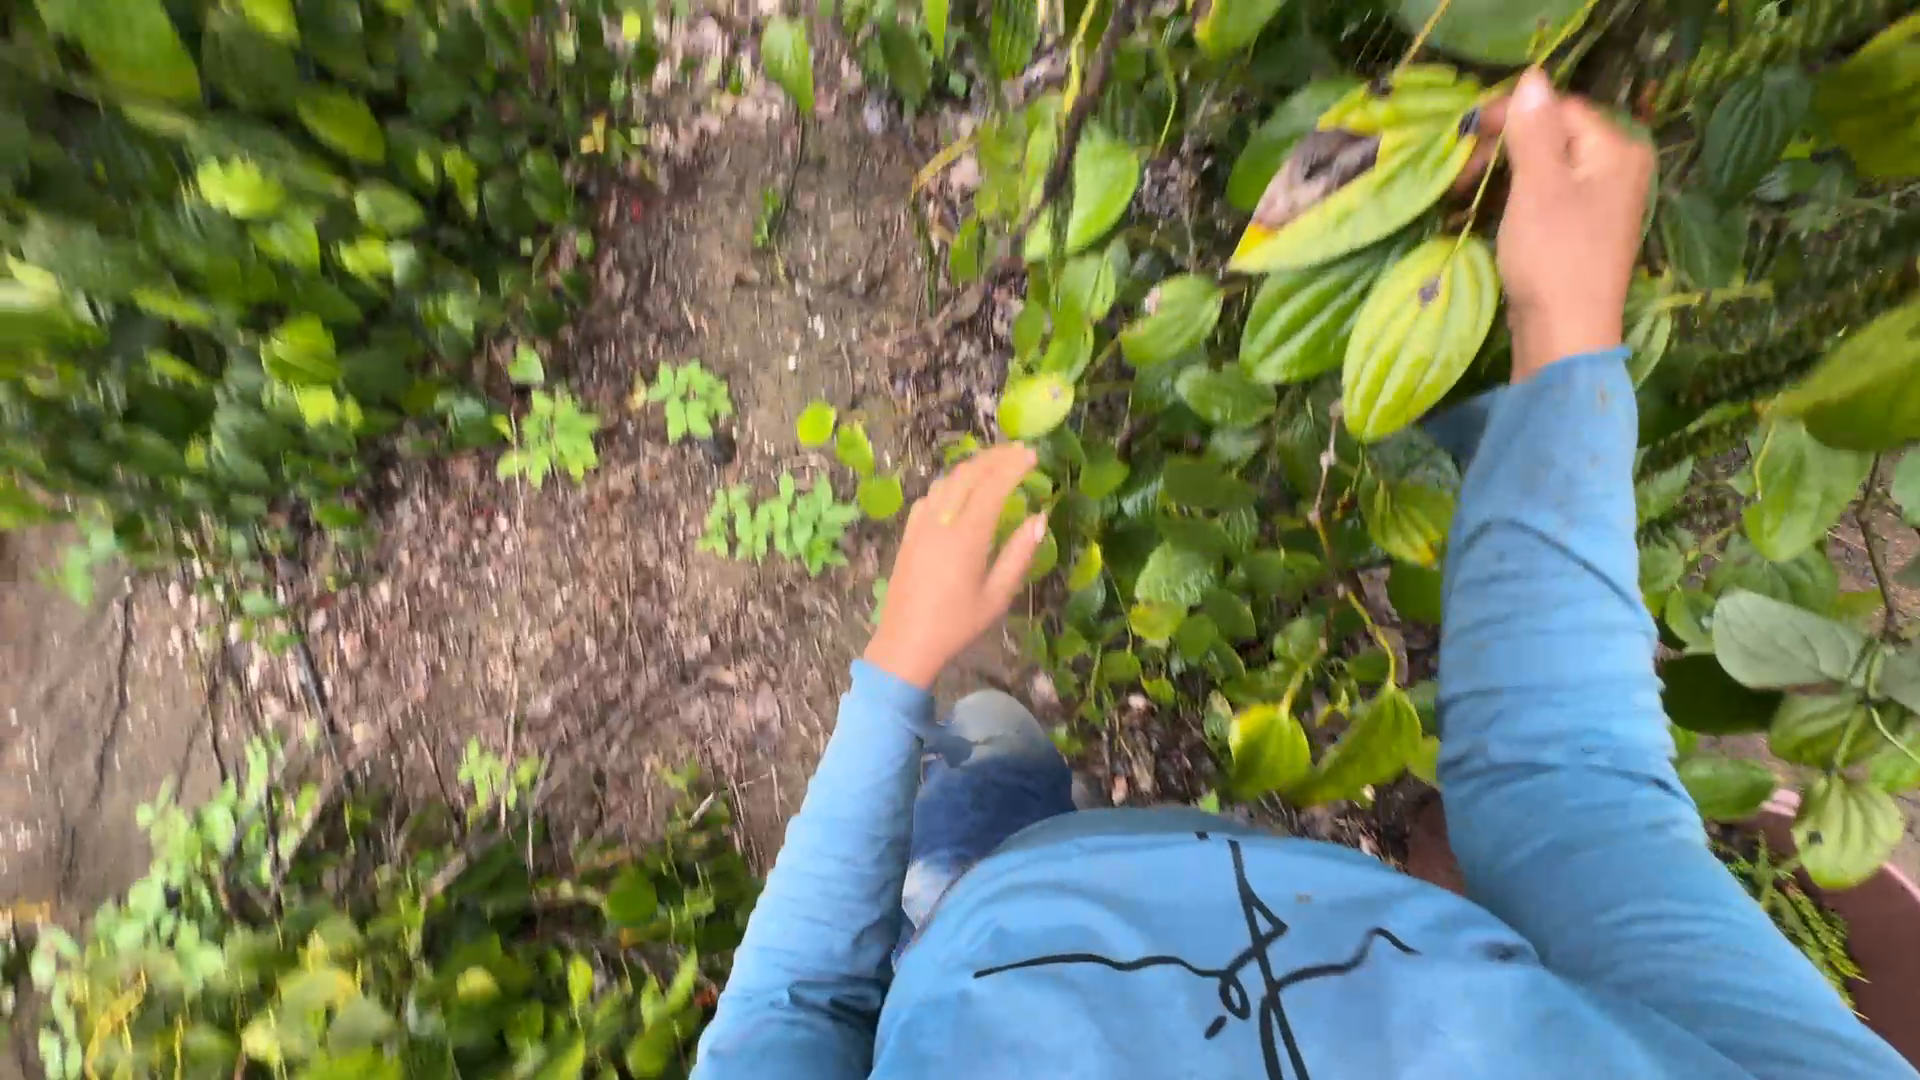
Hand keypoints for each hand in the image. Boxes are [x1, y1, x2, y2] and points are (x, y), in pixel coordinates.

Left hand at [863, 444, 1047, 688]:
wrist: (905, 642)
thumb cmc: (957, 624)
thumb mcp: (997, 595)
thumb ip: (1019, 554)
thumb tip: (1039, 519)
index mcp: (967, 537)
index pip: (993, 486)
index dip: (1014, 466)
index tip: (1033, 455)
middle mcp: (940, 522)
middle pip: (968, 474)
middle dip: (995, 457)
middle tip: (1019, 451)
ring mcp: (920, 525)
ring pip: (947, 481)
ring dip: (972, 467)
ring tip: (995, 464)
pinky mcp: (908, 534)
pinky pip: (931, 496)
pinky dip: (951, 483)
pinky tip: (960, 490)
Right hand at [1488, 69, 1653, 380]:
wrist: (1565, 333)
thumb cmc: (1553, 257)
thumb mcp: (1538, 188)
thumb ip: (1533, 131)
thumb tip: (1531, 78)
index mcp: (1614, 150)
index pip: (1558, 110)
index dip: (1509, 116)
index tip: (1460, 136)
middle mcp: (1614, 170)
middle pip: (1549, 141)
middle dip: (1498, 152)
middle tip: (1454, 179)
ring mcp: (1596, 206)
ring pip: (1540, 174)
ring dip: (1495, 181)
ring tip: (1458, 202)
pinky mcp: (1575, 236)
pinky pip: (1538, 203)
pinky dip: (1506, 206)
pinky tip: (1477, 221)